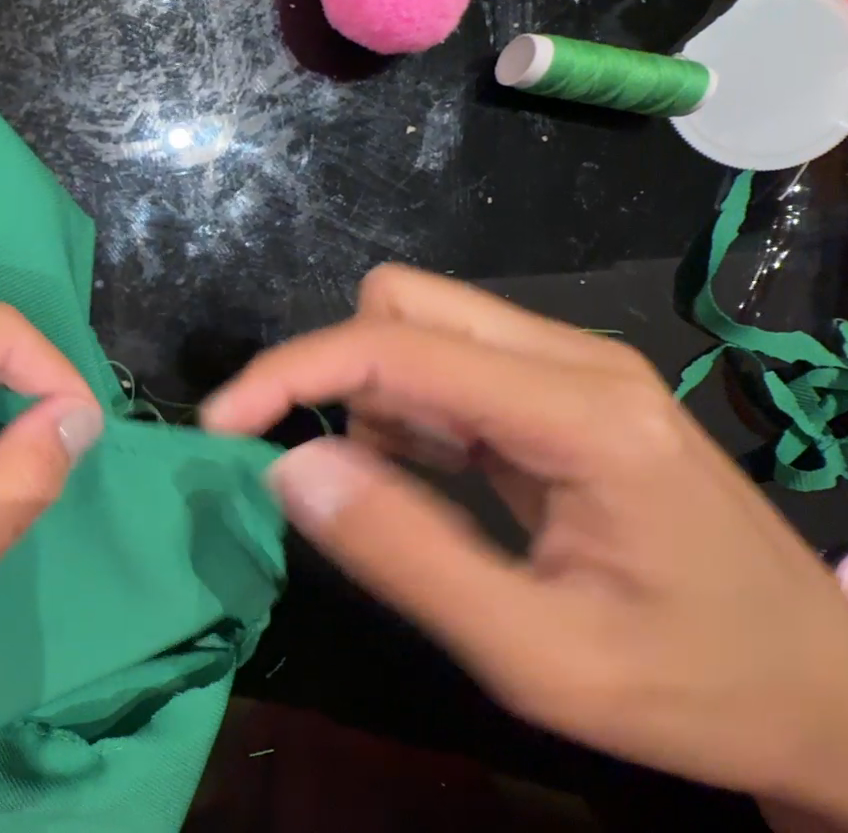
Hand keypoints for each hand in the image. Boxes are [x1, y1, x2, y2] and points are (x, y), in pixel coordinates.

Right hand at [202, 265, 847, 821]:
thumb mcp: (537, 656)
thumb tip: (284, 468)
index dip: (288, 375)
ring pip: (411, 329)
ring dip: (362, 398)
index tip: (222, 428)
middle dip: (327, 373)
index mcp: (580, 414)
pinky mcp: (556, 395)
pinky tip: (426, 481)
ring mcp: (569, 374)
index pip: (391, 346)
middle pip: (398, 305)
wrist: (833, 702)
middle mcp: (572, 364)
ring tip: (393, 492)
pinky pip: (436, 368)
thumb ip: (403, 557)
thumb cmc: (693, 686)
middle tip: (316, 459)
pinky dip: (394, 415)